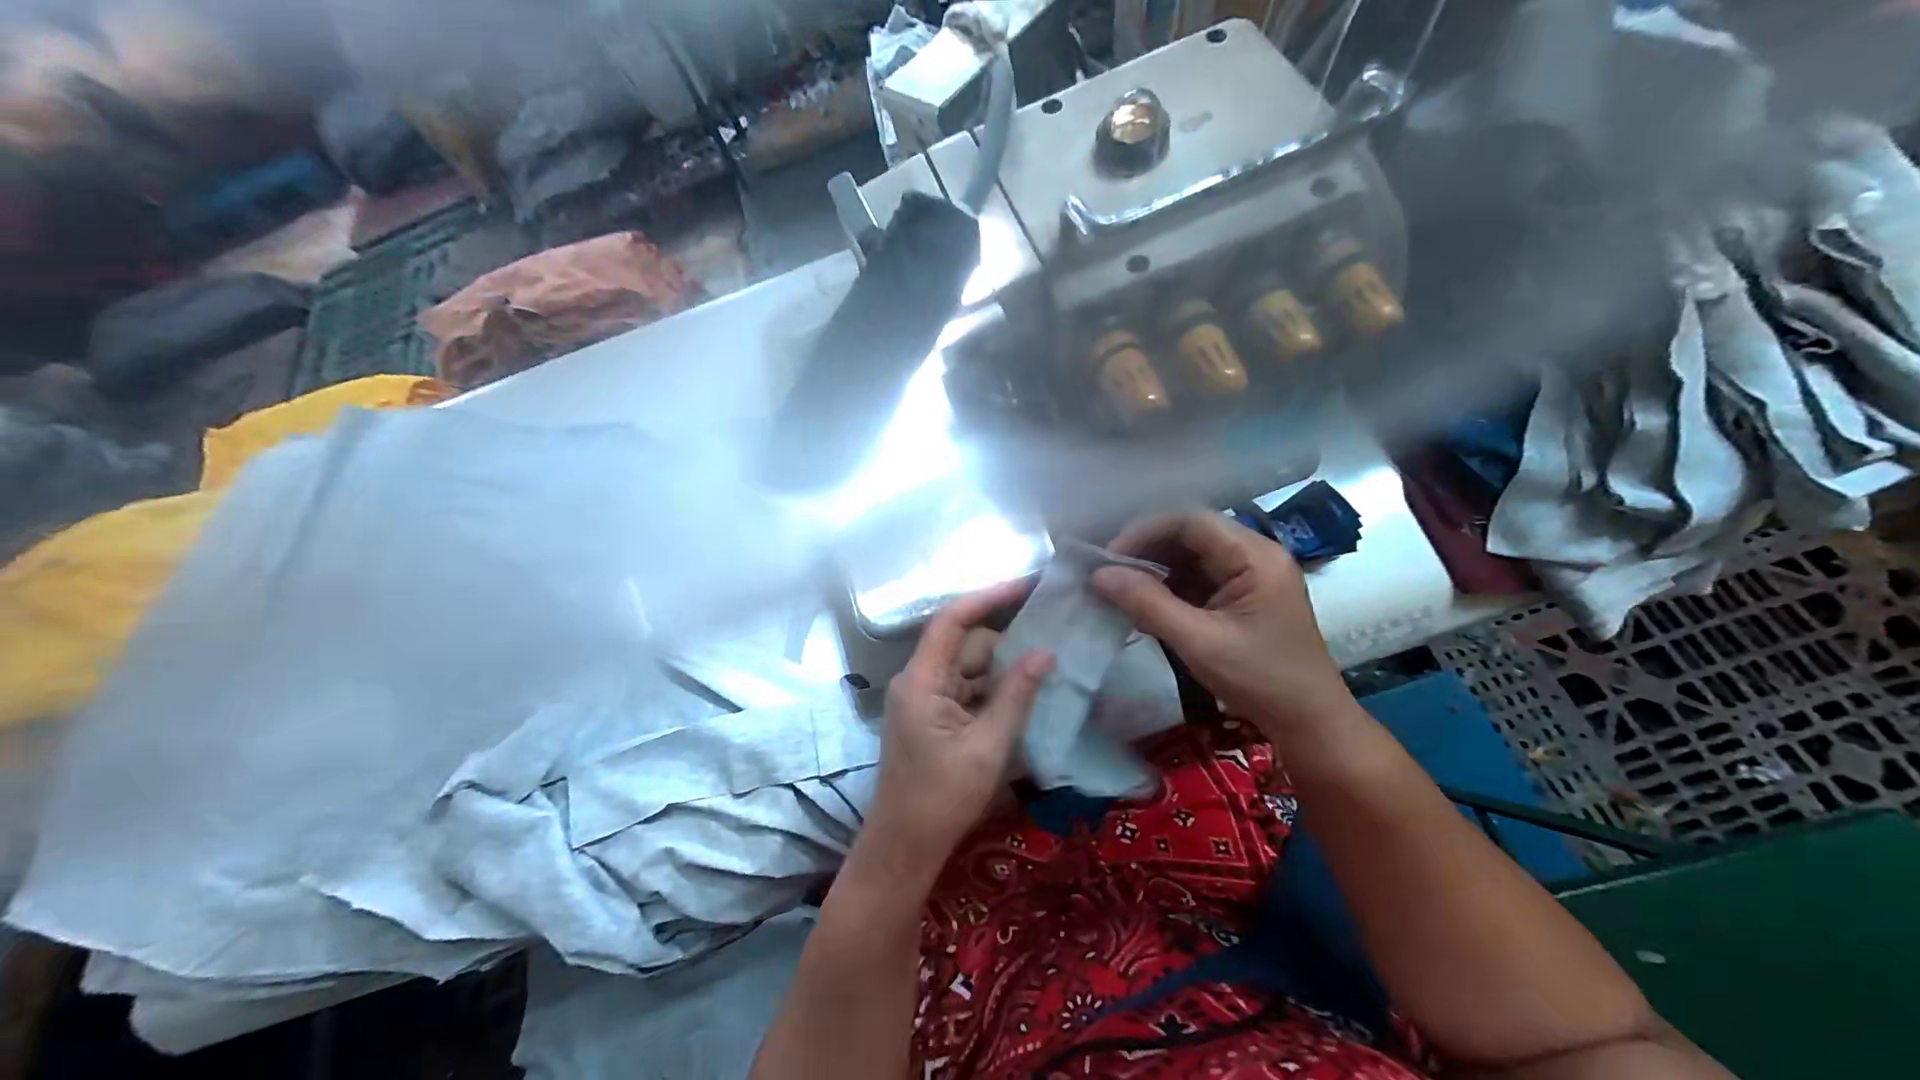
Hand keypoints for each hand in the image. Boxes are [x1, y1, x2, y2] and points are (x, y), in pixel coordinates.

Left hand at [866, 582, 1053, 867]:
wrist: (905, 847)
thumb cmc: (942, 798)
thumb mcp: (988, 746)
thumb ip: (1017, 696)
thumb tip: (1045, 653)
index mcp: (921, 680)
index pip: (952, 620)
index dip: (988, 598)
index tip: (1027, 587)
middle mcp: (919, 681)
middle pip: (967, 645)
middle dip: (1008, 645)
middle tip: (1055, 645)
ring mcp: (926, 700)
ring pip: (971, 669)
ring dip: (1005, 672)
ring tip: (1050, 671)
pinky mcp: (934, 718)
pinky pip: (968, 691)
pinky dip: (995, 693)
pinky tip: (1028, 699)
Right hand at [1092, 512, 1352, 735]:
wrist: (1309, 723)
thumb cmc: (1261, 680)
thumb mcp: (1199, 643)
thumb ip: (1148, 604)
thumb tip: (1098, 575)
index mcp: (1255, 557)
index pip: (1191, 521)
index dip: (1145, 532)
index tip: (1109, 558)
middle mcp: (1256, 555)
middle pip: (1190, 535)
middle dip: (1146, 551)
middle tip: (1108, 574)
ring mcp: (1251, 576)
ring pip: (1191, 557)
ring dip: (1155, 571)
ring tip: (1119, 590)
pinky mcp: (1243, 597)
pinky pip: (1198, 579)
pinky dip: (1168, 589)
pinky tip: (1143, 606)